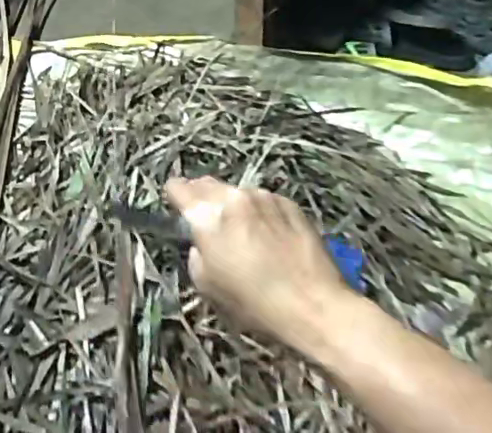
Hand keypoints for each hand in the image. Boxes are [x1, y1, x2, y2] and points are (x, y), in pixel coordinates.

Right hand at [163, 176, 357, 351]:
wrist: (316, 307)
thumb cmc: (256, 304)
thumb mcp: (209, 287)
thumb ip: (196, 254)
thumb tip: (202, 242)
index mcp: (207, 216)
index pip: (178, 187)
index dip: (175, 196)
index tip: (178, 206)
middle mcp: (233, 196)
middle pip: (206, 184)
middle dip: (203, 198)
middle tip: (210, 223)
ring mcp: (262, 196)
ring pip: (237, 193)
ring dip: (234, 207)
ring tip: (246, 235)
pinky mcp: (288, 202)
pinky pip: (264, 201)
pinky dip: (260, 213)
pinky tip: (272, 238)